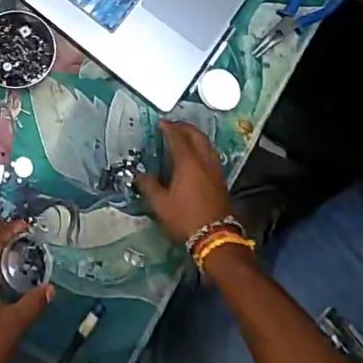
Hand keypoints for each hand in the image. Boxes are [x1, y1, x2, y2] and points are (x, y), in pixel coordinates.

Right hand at [136, 121, 233, 244]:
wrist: (216, 238)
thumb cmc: (185, 218)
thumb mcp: (161, 204)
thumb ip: (150, 186)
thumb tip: (142, 176)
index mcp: (188, 163)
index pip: (178, 138)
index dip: (169, 128)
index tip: (161, 123)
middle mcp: (204, 162)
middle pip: (197, 136)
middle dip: (185, 127)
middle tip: (173, 125)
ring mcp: (215, 171)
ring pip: (207, 145)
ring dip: (196, 137)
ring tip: (185, 137)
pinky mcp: (221, 181)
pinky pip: (211, 155)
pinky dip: (202, 148)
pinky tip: (195, 156)